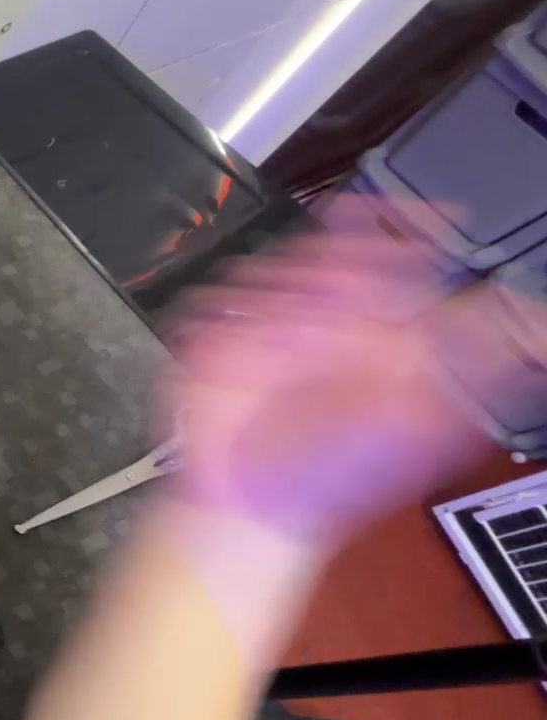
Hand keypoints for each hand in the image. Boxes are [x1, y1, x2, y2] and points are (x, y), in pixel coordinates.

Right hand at [165, 228, 503, 546]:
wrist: (255, 509)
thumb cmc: (333, 475)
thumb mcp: (425, 419)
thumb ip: (468, 358)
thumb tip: (522, 308)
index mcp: (372, 338)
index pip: (389, 266)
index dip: (400, 233)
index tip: (421, 210)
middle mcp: (315, 329)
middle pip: (322, 257)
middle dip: (333, 260)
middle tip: (337, 286)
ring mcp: (257, 337)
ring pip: (260, 273)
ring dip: (277, 287)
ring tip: (291, 322)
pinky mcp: (204, 351)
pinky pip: (204, 308)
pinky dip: (221, 313)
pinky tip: (244, 334)